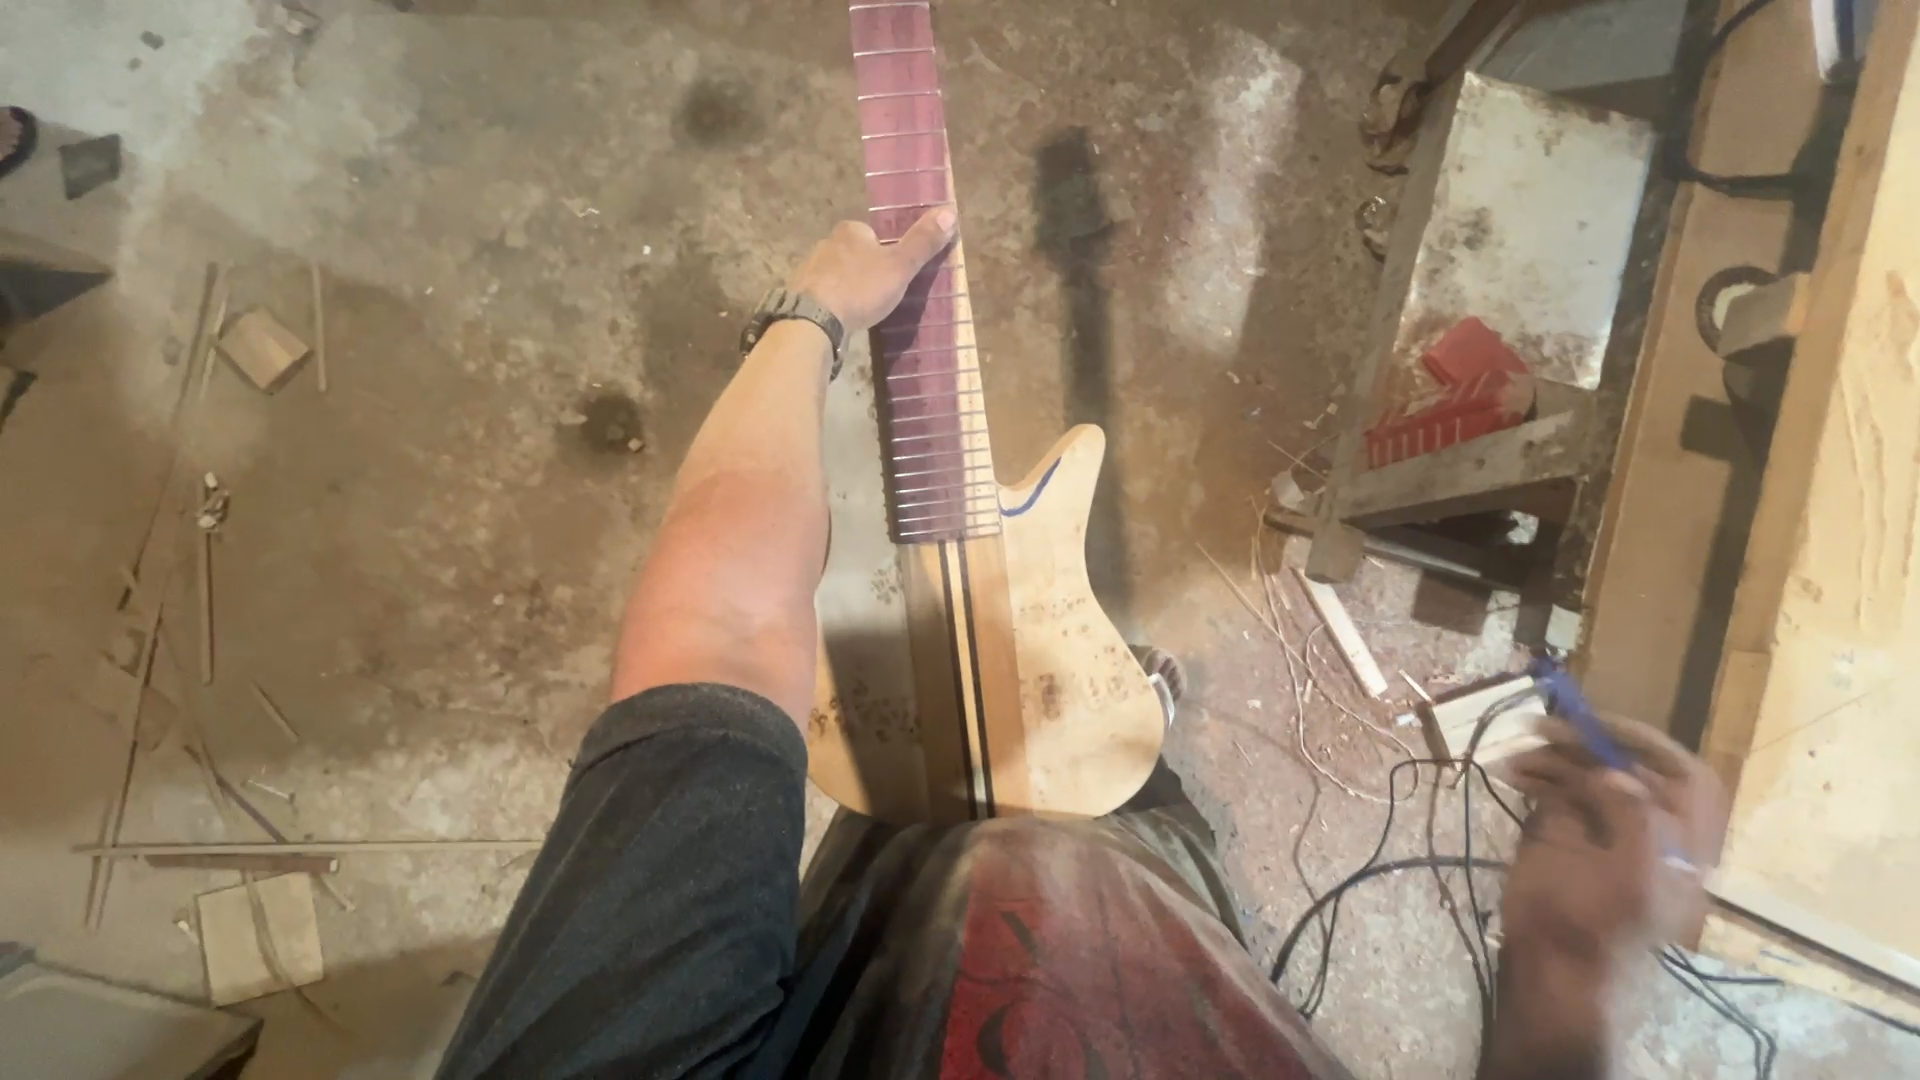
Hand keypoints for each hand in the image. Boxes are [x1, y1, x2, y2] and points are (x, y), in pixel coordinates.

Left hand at [788, 207, 957, 334]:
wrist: (814, 319)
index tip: (893, 273)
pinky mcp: (799, 292)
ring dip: (847, 286)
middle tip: (879, 294)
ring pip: (836, 273)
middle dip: (865, 270)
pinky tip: (839, 318)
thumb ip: (922, 242)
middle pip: (853, 253)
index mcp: (851, 230)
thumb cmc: (860, 288)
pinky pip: (822, 293)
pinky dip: (832, 302)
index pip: (872, 235)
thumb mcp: (899, 267)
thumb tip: (950, 211)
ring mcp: (809, 267)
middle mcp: (827, 242)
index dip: (885, 252)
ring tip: (859, 308)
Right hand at [1500, 717, 1726, 970]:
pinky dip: (1531, 774)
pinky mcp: (1560, 832)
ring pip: (1582, 774)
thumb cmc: (1596, 924)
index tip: (1599, 723)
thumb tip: (1614, 772)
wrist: (1553, 961)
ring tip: (1513, 752)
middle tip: (1539, 728)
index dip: (1646, 743)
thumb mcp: (1630, 877)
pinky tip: (1508, 771)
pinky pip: (1551, 789)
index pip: (1681, 776)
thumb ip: (1636, 821)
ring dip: (1549, 756)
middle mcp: (1643, 827)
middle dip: (1584, 743)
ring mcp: (1599, 828)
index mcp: (1678, 841)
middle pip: (1624, 767)